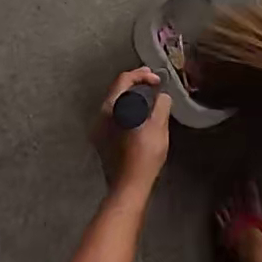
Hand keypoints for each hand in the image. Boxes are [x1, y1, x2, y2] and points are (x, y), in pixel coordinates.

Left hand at [93, 67, 171, 193]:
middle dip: (136, 82)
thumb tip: (162, 96)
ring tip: (149, 96)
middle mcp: (101, 115)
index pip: (124, 80)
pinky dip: (127, 108)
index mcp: (112, 108)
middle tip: (152, 81)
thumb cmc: (143, 156)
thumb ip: (161, 105)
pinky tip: (140, 114)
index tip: (156, 78)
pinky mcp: (103, 140)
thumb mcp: (158, 127)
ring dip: (132, 96)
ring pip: (115, 103)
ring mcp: (99, 129)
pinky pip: (115, 115)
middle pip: (117, 89)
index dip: (142, 75)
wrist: (128, 186)